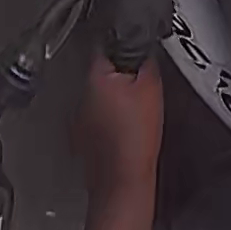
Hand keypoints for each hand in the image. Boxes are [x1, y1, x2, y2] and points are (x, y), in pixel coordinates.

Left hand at [71, 50, 162, 197]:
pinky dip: (109, 121)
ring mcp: (79, 119)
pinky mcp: (83, 139)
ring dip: (114, 99)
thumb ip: (146, 60)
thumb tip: (142, 49)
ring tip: (135, 113)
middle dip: (120, 76)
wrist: (124, 182)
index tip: (134, 52)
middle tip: (140, 87)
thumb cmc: (136, 137)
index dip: (123, 47)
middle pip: (102, 73)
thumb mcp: (151, 86)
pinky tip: (125, 131)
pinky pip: (97, 119)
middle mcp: (81, 95)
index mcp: (95, 78)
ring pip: (99, 97)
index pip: (105, 48)